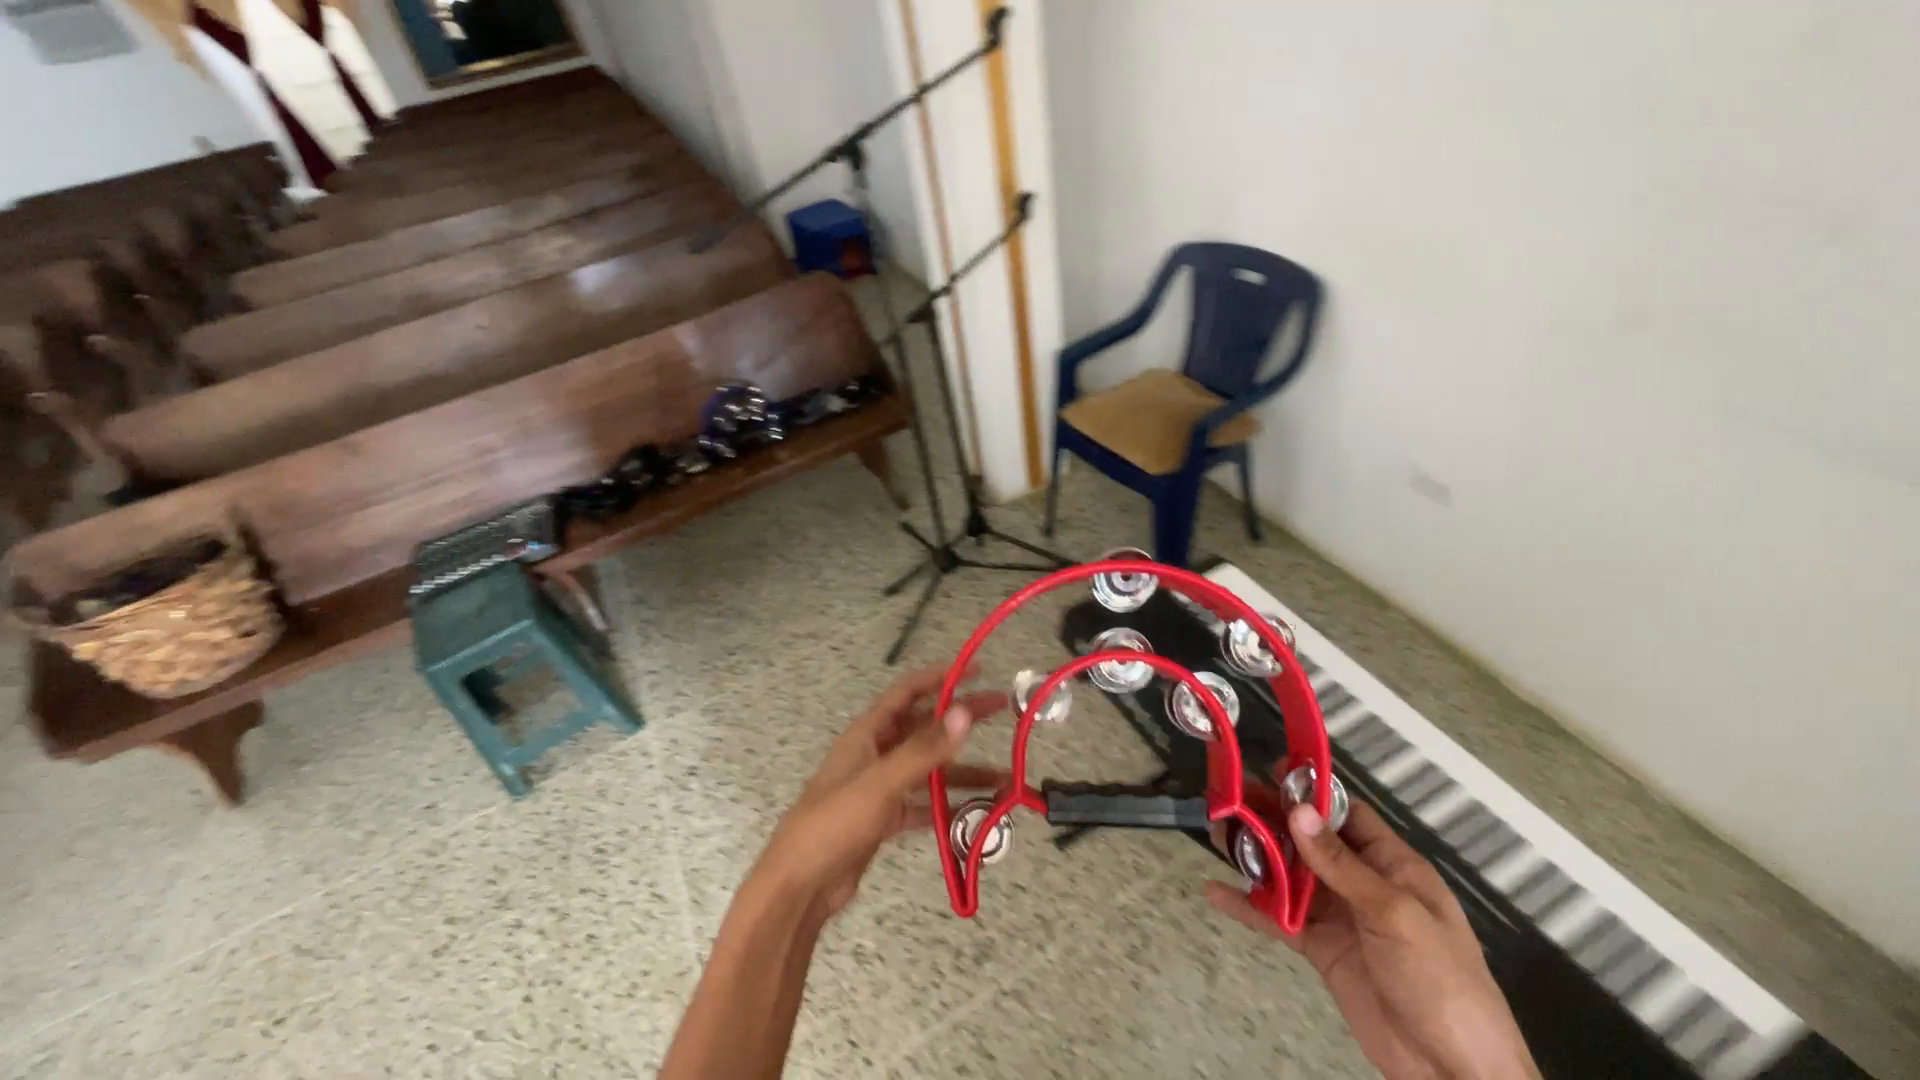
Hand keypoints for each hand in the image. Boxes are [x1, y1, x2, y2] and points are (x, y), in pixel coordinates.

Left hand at [749, 665, 1008, 921]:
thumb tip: (963, 711)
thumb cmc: (833, 826)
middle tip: (1002, 711)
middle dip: (961, 719)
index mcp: (867, 735)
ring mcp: (880, 789)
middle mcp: (875, 755)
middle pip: (924, 727)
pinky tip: (979, 812)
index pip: (908, 692)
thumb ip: (923, 750)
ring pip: (929, 770)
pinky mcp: (884, 820)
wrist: (799, 886)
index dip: (941, 677)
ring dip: (964, 770)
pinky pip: (924, 805)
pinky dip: (950, 805)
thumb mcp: (880, 784)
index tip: (978, 671)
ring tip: (1005, 776)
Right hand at [1207, 791, 1539, 1079]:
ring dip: (1255, 857)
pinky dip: (1248, 906)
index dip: (1312, 793)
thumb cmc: (1440, 979)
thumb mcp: (1395, 914)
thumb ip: (1342, 865)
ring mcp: (1340, 917)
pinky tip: (1216, 892)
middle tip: (1228, 801)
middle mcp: (1362, 884)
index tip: (1270, 772)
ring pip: (1290, 876)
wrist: (1451, 1067)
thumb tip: (1299, 811)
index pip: (1347, 815)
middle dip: (1272, 820)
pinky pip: (1279, 919)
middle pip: (1310, 842)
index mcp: (1392, 865)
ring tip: (1217, 836)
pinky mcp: (1321, 949)